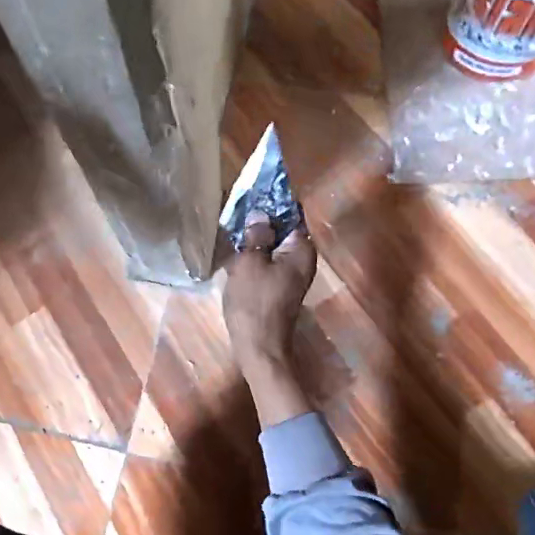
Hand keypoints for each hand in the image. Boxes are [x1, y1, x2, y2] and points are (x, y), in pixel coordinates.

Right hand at [223, 211, 316, 426]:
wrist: (260, 348)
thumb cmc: (255, 304)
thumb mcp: (250, 264)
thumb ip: (256, 236)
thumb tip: (259, 215)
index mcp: (301, 249)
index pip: (291, 212)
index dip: (273, 198)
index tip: (253, 186)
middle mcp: (302, 260)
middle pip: (282, 229)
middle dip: (262, 218)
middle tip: (236, 204)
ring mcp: (291, 276)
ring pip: (274, 246)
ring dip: (255, 238)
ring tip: (231, 224)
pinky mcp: (279, 288)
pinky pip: (268, 262)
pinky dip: (255, 255)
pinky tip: (235, 251)